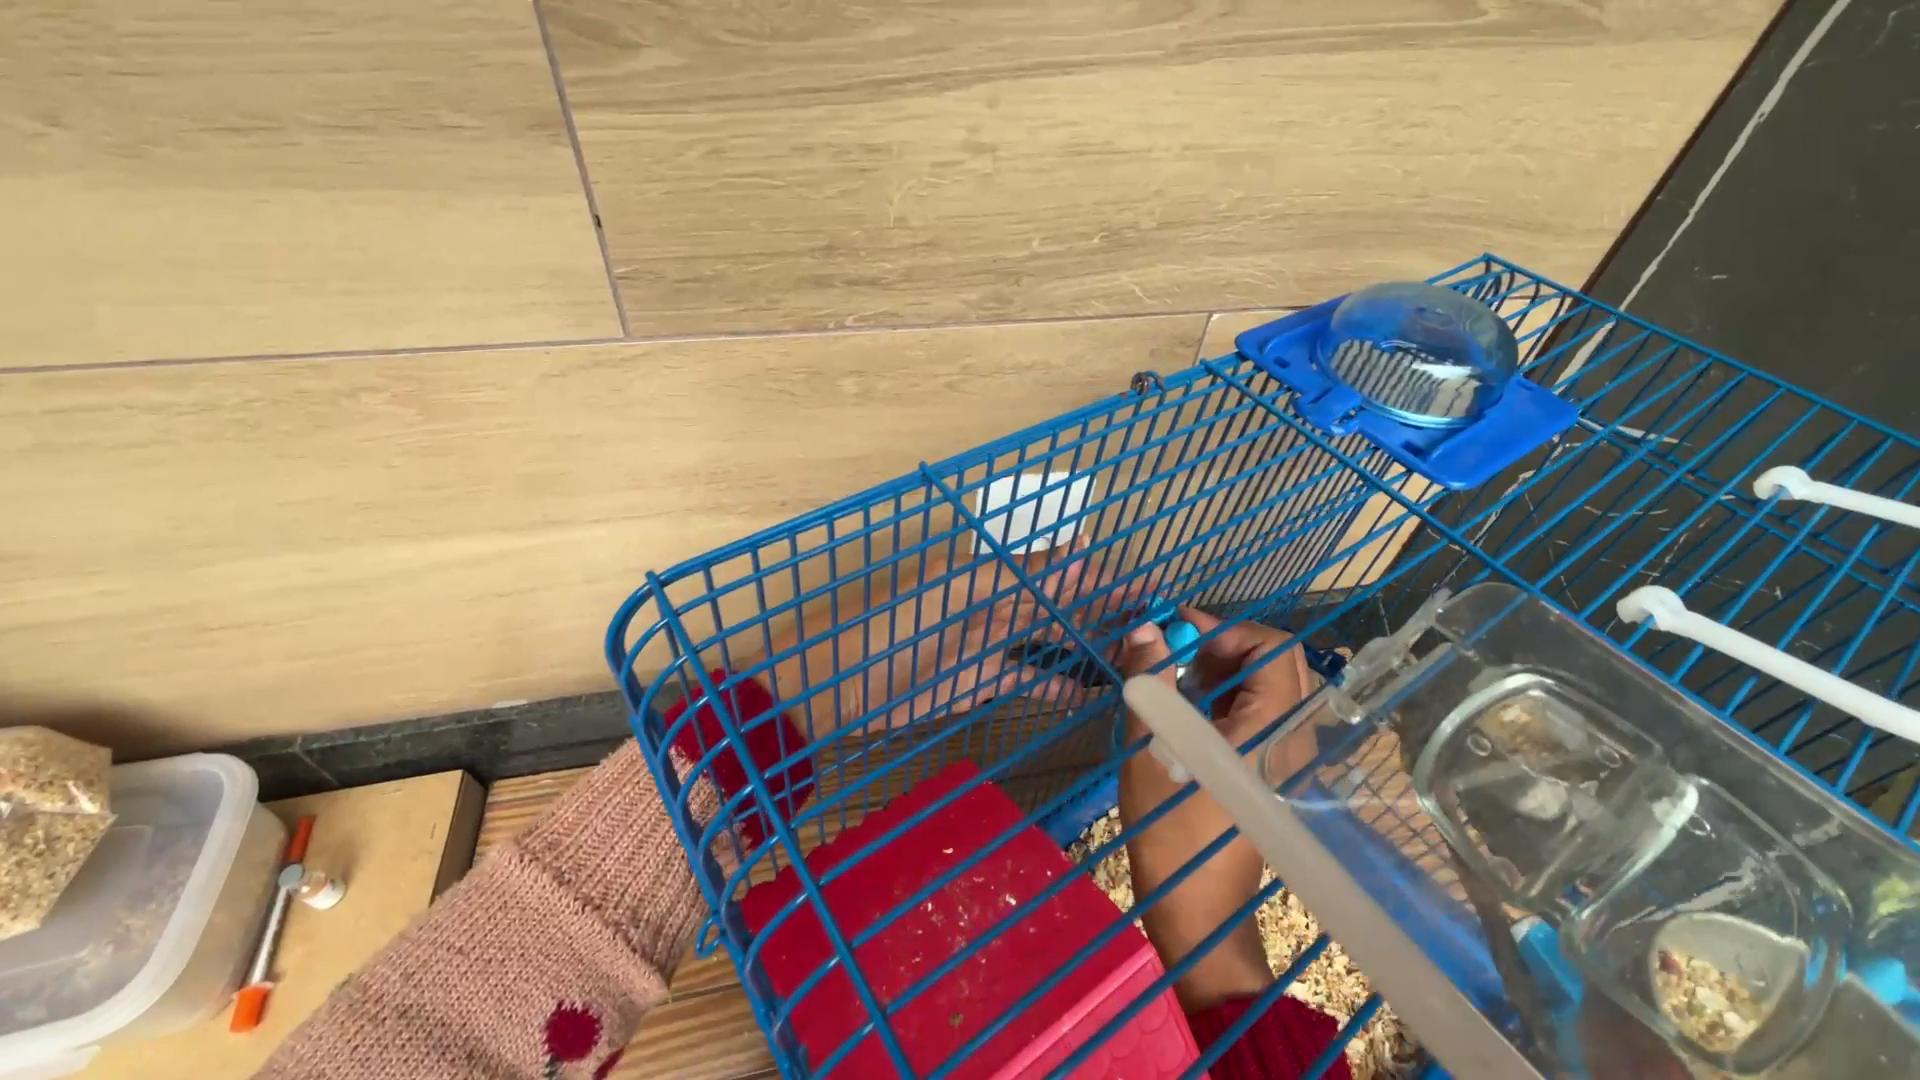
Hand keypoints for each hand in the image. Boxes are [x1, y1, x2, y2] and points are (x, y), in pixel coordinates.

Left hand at [765, 539, 1143, 737]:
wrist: (840, 683)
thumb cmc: (894, 627)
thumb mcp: (956, 593)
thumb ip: (1018, 577)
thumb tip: (1080, 550)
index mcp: (990, 577)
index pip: (1057, 572)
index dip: (1099, 578)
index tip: (1145, 584)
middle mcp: (997, 607)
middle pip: (1062, 605)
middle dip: (1106, 607)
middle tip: (1155, 614)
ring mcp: (991, 647)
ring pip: (1052, 642)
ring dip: (1089, 644)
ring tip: (1135, 651)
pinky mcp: (981, 685)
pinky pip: (1029, 680)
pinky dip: (1057, 685)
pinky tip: (1087, 690)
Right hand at [1117, 608, 1320, 1010]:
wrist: (1196, 908)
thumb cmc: (1171, 829)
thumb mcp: (1150, 748)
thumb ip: (1150, 682)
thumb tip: (1145, 628)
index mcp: (1272, 727)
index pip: (1274, 649)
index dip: (1227, 630)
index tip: (1178, 633)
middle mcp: (1292, 736)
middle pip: (1277, 664)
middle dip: (1224, 647)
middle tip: (1177, 652)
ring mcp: (1285, 756)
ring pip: (1270, 688)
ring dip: (1225, 671)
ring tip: (1176, 678)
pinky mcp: (1271, 771)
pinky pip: (1261, 714)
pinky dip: (1228, 698)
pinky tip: (1188, 709)